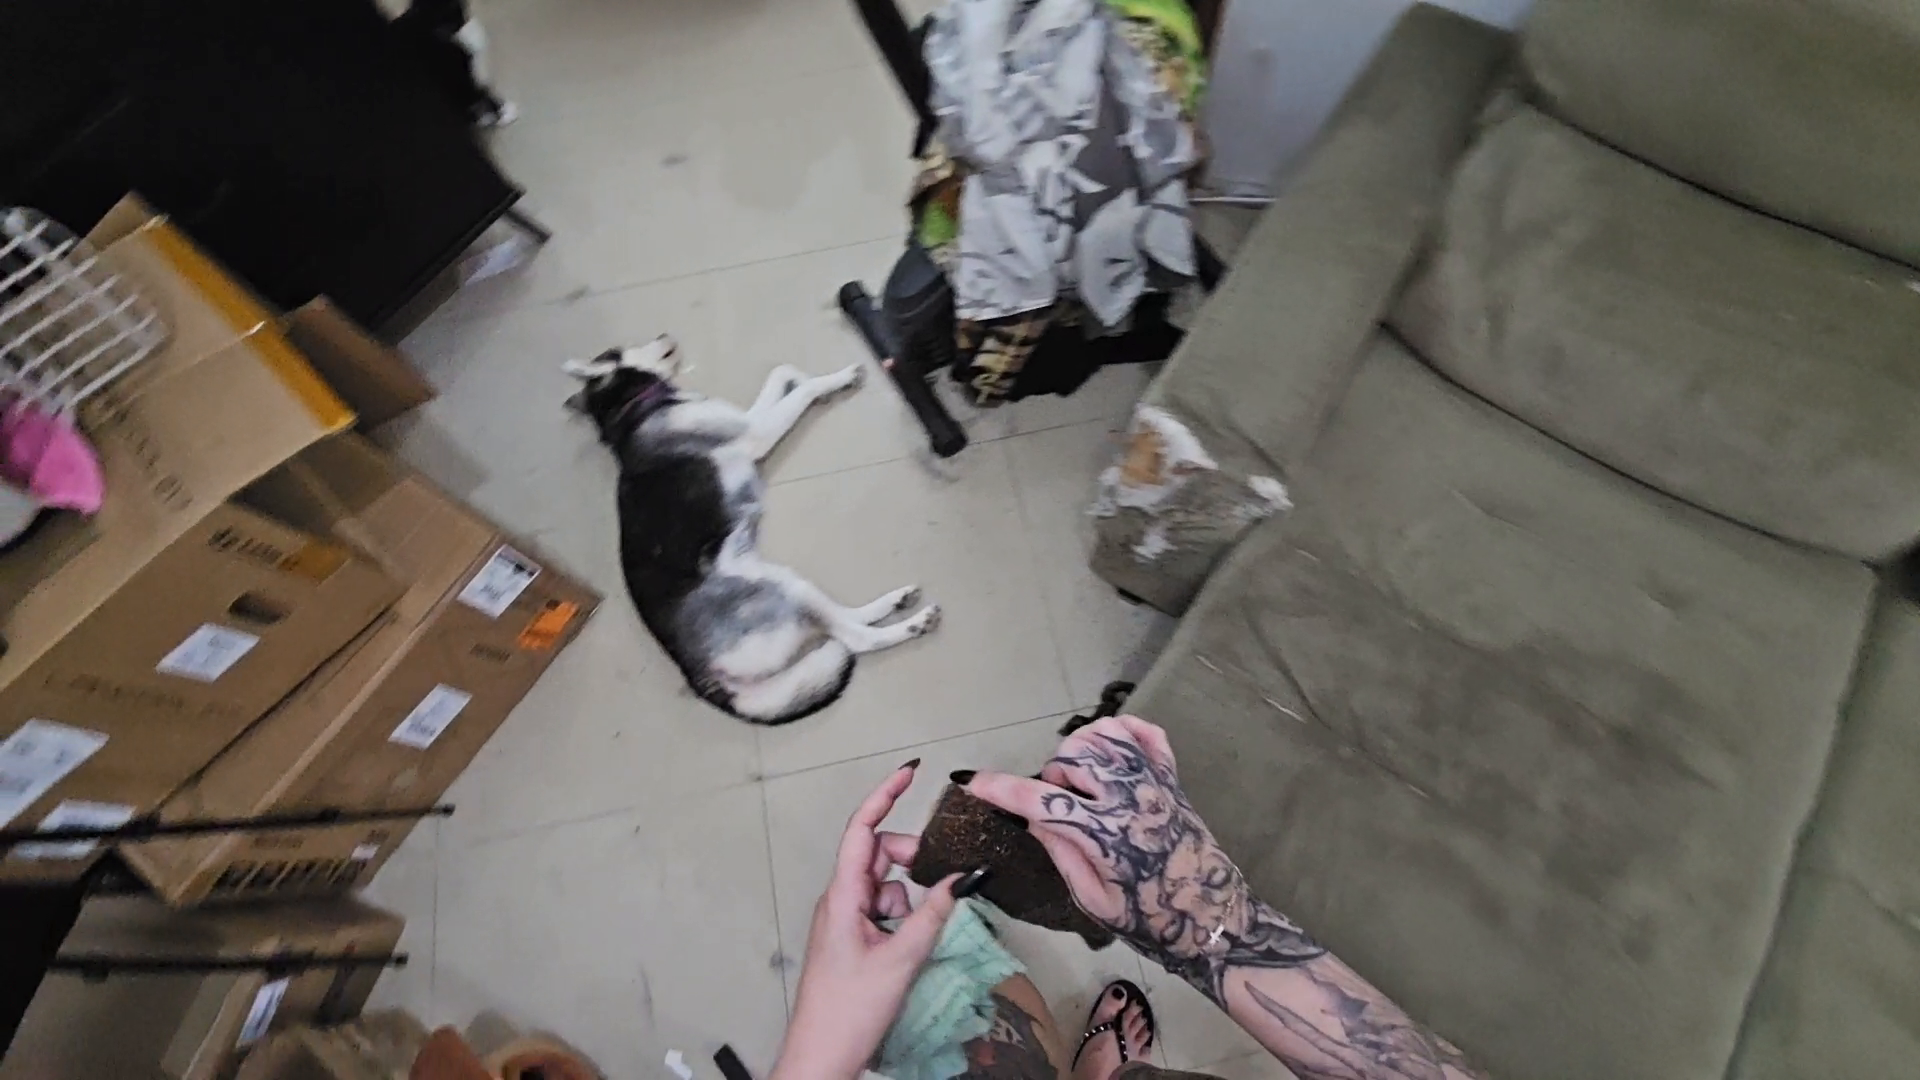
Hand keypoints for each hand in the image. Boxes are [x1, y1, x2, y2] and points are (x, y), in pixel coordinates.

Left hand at [772, 763, 975, 1079]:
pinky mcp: (853, 937)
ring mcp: (846, 917)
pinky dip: (903, 916)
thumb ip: (934, 914)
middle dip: (911, 859)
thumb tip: (966, 876)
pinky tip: (909, 946)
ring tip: (917, 933)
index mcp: (843, 892)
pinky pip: (884, 908)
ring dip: (909, 896)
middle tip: (939, 882)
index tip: (910, 771)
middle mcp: (842, 896)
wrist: (820, 1063)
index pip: (862, 828)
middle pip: (879, 854)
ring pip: (886, 883)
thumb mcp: (900, 959)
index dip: (885, 795)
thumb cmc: (850, 1010)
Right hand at [963, 716, 1322, 998]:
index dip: (1002, 790)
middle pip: (1072, 758)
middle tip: (1059, 803)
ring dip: (1079, 749)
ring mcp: (1153, 780)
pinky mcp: (1171, 775)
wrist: (1213, 919)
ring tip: (1082, 779)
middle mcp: (1128, 797)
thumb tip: (1033, 817)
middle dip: (1052, 776)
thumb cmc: (1150, 920)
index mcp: (1105, 835)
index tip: (975, 783)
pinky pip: (1144, 732)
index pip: (1041, 802)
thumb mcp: (1095, 901)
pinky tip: (1109, 748)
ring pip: (1103, 734)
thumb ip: (1062, 853)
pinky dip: (1121, 729)